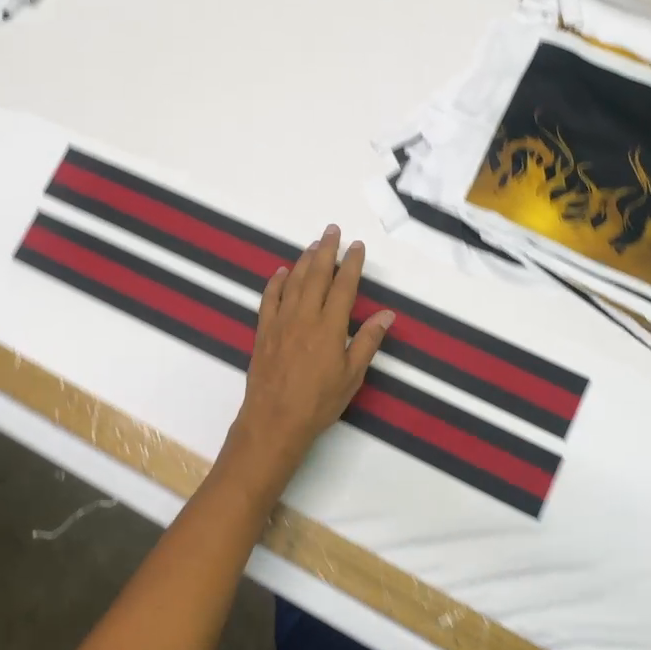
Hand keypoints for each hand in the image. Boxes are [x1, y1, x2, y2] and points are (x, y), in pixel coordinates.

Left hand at [213, 225, 394, 506]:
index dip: (351, 264)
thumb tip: (386, 314)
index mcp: (330, 327)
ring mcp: (280, 322)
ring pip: (292, 282)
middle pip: (316, 275)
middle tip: (332, 230)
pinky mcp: (263, 331)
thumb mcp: (352, 376)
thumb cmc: (319, 402)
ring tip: (312, 245)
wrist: (274, 419)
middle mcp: (304, 317)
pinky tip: (281, 272)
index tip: (357, 246)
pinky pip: (269, 299)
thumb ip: (367, 342)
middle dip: (326, 251)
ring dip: (303, 261)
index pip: (343, 287)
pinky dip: (275, 282)